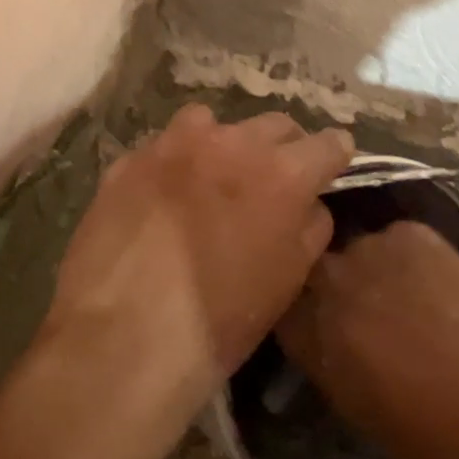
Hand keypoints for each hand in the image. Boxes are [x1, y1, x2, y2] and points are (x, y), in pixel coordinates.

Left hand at [28, 104, 354, 458]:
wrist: (124, 335)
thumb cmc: (220, 319)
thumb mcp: (288, 280)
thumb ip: (310, 227)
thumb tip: (308, 203)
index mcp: (283, 173)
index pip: (329, 143)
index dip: (333, 160)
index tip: (327, 174)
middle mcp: (233, 142)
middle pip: (274, 125)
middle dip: (282, 149)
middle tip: (272, 183)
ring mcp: (176, 143)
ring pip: (215, 123)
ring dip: (225, 145)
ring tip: (213, 180)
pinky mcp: (131, 158)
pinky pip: (165, 144)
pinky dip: (175, 160)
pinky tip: (164, 194)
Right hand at [275, 222, 458, 458]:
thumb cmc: (416, 423)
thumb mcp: (345, 395)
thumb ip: (322, 350)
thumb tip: (326, 330)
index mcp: (299, 327)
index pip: (284, 299)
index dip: (304, 306)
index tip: (321, 319)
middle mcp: (323, 279)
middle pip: (319, 265)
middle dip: (335, 281)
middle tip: (365, 306)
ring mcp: (365, 249)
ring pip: (361, 249)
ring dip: (375, 267)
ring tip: (407, 295)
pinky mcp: (410, 233)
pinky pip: (401, 238)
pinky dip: (413, 257)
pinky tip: (438, 284)